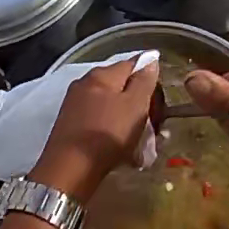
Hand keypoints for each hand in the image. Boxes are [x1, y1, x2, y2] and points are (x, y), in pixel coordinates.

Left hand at [30, 56, 158, 202]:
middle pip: (121, 86)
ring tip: (139, 144)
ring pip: (110, 105)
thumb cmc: (107, 135)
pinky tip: (120, 149)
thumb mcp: (135, 106)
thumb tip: (150, 58)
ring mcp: (74, 103)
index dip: (151, 80)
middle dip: (139, 104)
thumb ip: (144, 81)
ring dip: (127, 120)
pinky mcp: (69, 123)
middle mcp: (85, 82)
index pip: (133, 64)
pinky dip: (112, 130)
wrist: (68, 170)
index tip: (160, 102)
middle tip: (153, 127)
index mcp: (102, 74)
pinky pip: (98, 120)